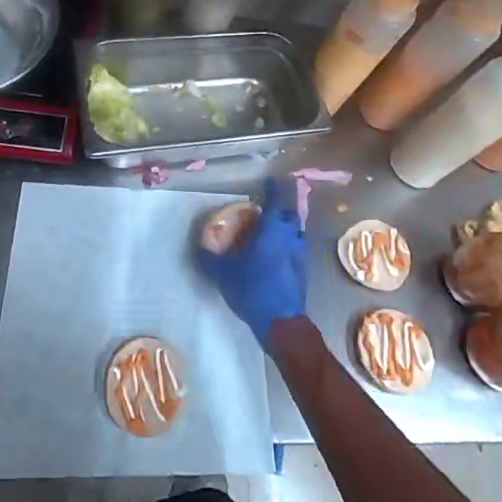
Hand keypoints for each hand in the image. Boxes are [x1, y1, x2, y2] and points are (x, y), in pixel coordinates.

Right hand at [197, 178, 305, 347]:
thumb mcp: (224, 273)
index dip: (274, 187)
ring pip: (294, 232)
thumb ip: (211, 257)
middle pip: (290, 214)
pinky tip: (272, 256)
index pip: (277, 199)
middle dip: (280, 209)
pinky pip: (295, 248)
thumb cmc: (253, 289)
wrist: (281, 321)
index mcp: (273, 230)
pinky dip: (285, 245)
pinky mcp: (303, 269)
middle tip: (264, 211)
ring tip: (267, 234)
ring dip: (284, 228)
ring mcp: (300, 253)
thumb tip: (199, 245)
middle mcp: (290, 236)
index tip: (270, 180)